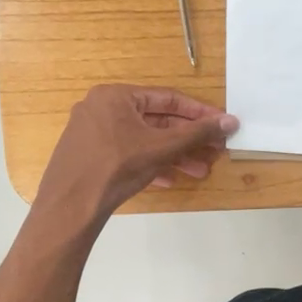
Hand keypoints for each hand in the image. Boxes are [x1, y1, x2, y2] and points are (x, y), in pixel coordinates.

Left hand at [32, 85, 238, 226]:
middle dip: (187, 139)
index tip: (221, 124)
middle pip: (156, 121)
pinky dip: (151, 163)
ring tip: (200, 171)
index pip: (168, 99)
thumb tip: (231, 121)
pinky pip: (128, 152)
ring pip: (144, 139)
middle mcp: (102, 108)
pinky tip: (170, 179)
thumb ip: (198, 133)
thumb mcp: (162, 147)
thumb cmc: (116, 166)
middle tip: (214, 151)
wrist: (70, 205)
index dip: (199, 113)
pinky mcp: (90, 154)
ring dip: (174, 155)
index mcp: (116, 97)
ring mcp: (94, 132)